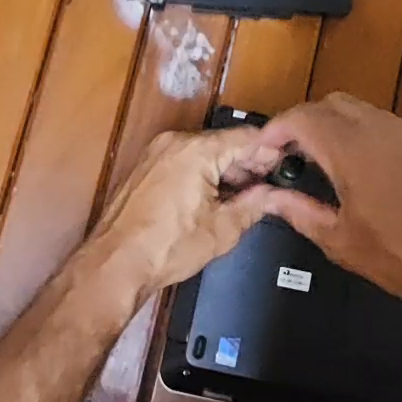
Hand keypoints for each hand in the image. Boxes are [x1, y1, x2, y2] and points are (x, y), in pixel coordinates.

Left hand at [79, 126, 284, 310]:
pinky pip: (184, 160)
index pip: (247, 138)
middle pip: (225, 142)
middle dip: (249, 163)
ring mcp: (157, 153)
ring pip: (204, 152)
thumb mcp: (223, 229)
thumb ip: (254, 205)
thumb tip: (272, 196)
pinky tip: (216, 197)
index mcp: (196, 151)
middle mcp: (174, 143)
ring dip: (226, 170)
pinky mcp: (148, 167)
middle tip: (270, 184)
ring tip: (245, 195)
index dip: (270, 152)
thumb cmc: (160, 248)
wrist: (116, 264)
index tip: (285, 165)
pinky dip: (203, 173)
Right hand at [254, 94, 401, 315]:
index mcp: (351, 148)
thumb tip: (266, 197)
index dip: (276, 130)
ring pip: (365, 112)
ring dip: (338, 128)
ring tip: (328, 165)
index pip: (302, 118)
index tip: (263, 152)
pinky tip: (371, 173)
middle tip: (292, 156)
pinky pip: (392, 128)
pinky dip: (369, 138)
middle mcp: (382, 128)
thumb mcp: (339, 239)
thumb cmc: (399, 257)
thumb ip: (298, 210)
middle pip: (332, 104)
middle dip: (306, 123)